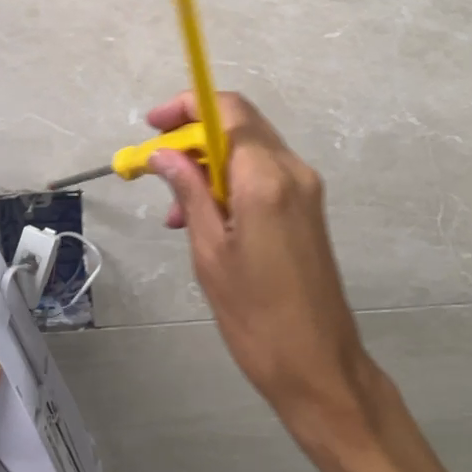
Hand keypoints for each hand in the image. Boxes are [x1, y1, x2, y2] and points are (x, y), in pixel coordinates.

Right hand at [146, 91, 381, 439]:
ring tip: (174, 210)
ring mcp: (306, 189)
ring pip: (251, 150)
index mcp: (266, 178)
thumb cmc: (255, 315)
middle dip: (194, 135)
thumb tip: (163, 153)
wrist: (319, 364)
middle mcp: (293, 171)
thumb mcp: (209, 252)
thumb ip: (189, 192)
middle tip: (156, 164)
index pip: (228, 111)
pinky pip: (264, 175)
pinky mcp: (309, 209)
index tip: (152, 125)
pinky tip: (205, 219)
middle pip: (240, 124)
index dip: (186, 107)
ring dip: (210, 163)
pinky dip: (232, 181)